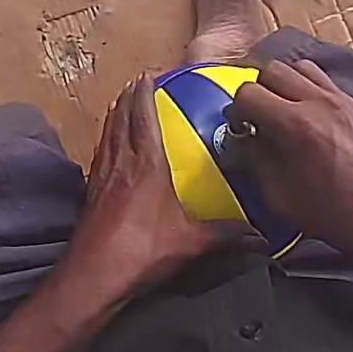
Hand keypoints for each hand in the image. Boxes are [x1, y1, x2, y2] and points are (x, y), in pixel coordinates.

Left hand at [59, 75, 229, 300]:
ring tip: (119, 103)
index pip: (143, 119)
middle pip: (120, 120)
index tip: (146, 75)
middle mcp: (121, 164)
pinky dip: (105, 139)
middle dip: (127, 98)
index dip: (143, 94)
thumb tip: (260, 235)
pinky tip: (107, 145)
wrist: (94, 276)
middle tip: (133, 83)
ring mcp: (102, 177)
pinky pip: (99, 154)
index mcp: (147, 166)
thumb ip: (225, 234)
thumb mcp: (190, 242)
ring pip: (107, 135)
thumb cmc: (142, 252)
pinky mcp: (91, 193)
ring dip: (114, 115)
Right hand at [225, 60, 352, 270]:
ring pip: (301, 67)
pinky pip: (327, 82)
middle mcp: (319, 102)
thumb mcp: (278, 195)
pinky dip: (310, 90)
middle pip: (273, 69)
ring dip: (285, 83)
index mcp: (295, 124)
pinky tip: (310, 116)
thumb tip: (241, 139)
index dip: (237, 109)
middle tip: (258, 114)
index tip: (240, 125)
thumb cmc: (331, 213)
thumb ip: (253, 159)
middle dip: (259, 90)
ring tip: (283, 108)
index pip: (249, 92)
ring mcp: (342, 100)